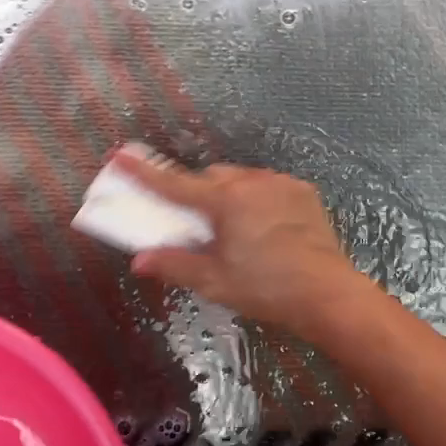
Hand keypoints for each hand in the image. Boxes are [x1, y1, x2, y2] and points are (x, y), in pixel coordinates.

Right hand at [110, 146, 372, 336]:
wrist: (325, 291)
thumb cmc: (264, 288)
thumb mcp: (214, 281)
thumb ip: (175, 265)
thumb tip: (140, 260)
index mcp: (224, 201)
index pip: (174, 184)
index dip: (144, 172)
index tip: (120, 154)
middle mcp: (251, 182)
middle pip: (211, 178)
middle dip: (197, 192)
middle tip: (195, 221)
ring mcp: (280, 183)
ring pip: (242, 179)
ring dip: (230, 193)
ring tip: (233, 226)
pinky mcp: (303, 191)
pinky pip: (269, 186)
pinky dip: (258, 198)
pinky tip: (264, 225)